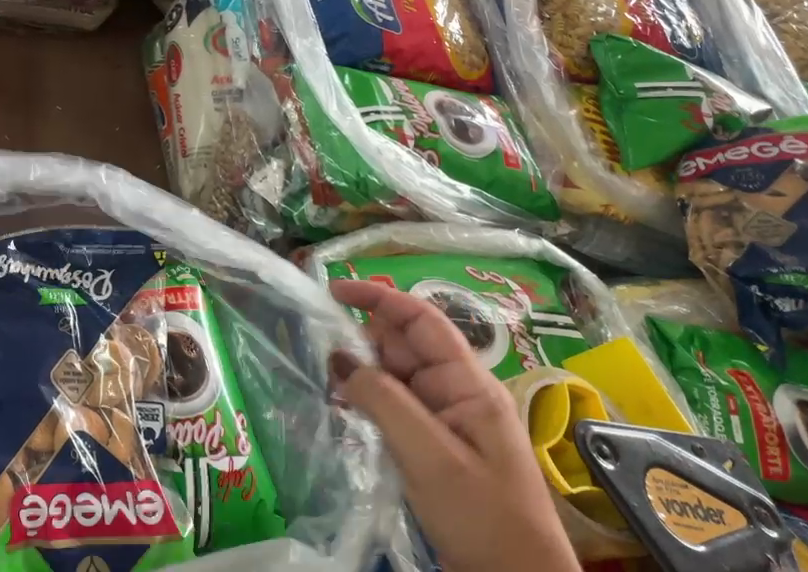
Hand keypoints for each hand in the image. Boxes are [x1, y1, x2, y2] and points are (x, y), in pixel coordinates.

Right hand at [328, 279, 576, 571]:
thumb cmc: (485, 519)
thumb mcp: (430, 457)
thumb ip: (383, 400)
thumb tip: (338, 358)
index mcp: (469, 385)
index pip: (422, 320)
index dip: (379, 297)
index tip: (333, 290)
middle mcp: (458, 393)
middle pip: (404, 346)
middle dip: (363, 340)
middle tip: (322, 355)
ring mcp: (447, 421)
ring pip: (395, 377)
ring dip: (362, 374)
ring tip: (330, 385)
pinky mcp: (435, 447)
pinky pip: (395, 409)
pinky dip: (368, 402)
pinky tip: (346, 411)